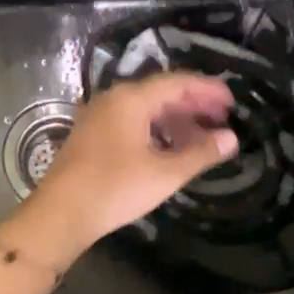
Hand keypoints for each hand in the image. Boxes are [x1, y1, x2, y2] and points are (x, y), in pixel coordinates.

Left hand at [0, 74, 237, 265]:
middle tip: (222, 117)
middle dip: (193, 103)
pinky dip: (155, 128)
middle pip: (160, 91)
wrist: (61, 211)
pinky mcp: (92, 132)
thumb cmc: (115, 188)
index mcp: (131, 98)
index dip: (207, 89)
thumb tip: (230, 138)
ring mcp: (99, 114)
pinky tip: (170, 146)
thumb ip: (200, 153)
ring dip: (175, 118)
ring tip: (202, 135)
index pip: (177, 82)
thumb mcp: (164, 173)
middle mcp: (113, 98)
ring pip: (144, 107)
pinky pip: (130, 120)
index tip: (232, 100)